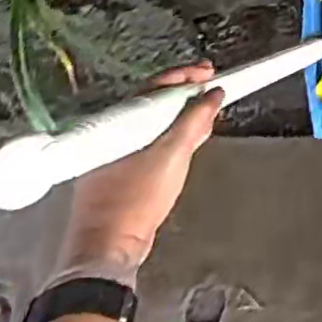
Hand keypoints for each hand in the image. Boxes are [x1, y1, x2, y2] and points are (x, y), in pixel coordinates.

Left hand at [54, 62, 223, 278]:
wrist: (107, 249)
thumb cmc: (135, 200)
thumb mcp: (174, 153)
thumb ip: (196, 120)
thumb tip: (214, 95)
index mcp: (120, 121)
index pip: (158, 86)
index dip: (187, 75)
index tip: (210, 72)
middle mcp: (114, 132)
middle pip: (156, 102)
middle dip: (187, 94)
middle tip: (212, 88)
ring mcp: (116, 152)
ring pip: (155, 122)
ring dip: (183, 115)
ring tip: (207, 111)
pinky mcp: (121, 170)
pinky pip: (151, 140)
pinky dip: (173, 134)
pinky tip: (190, 138)